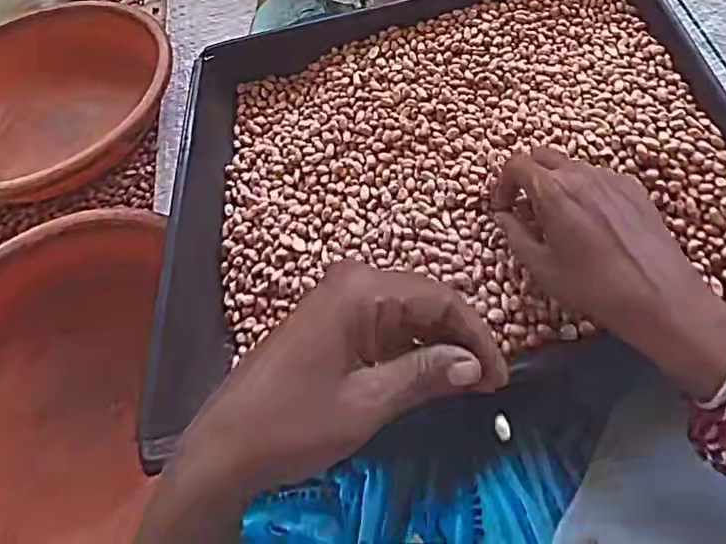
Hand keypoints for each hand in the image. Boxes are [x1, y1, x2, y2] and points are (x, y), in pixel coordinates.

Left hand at [150, 263, 507, 525]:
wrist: (225, 446)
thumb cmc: (293, 423)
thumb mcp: (366, 403)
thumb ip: (423, 375)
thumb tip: (475, 366)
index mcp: (361, 288)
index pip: (439, 298)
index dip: (476, 335)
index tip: (500, 377)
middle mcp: (354, 279)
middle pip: (425, 299)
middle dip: (460, 338)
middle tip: (487, 383)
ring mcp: (341, 296)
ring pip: (408, 311)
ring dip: (438, 344)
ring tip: (466, 383)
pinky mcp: (334, 316)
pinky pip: (385, 322)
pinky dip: (411, 348)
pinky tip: (428, 375)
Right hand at [492, 147, 725, 400]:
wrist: (661, 297)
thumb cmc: (595, 287)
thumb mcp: (543, 268)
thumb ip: (514, 235)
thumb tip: (502, 216)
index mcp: (553, 190)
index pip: (516, 164)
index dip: (503, 184)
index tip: (503, 207)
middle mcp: (580, 174)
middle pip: (542, 157)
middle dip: (527, 176)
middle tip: (526, 208)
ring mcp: (610, 177)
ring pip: (571, 166)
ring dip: (557, 183)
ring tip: (561, 219)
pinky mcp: (632, 187)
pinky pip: (598, 178)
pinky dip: (585, 190)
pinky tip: (593, 223)